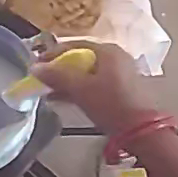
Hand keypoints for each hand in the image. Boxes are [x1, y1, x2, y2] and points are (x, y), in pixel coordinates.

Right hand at [30, 41, 153, 133]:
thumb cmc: (110, 104)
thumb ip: (57, 76)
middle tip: (43, 78)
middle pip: (82, 58)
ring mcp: (122, 74)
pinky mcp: (123, 90)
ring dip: (69, 81)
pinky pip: (96, 84)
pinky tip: (65, 99)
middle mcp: (117, 57)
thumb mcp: (80, 89)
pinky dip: (80, 89)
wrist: (142, 131)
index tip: (36, 63)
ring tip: (50, 91)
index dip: (53, 53)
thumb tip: (35, 67)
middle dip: (60, 69)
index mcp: (108, 50)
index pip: (75, 45)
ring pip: (88, 73)